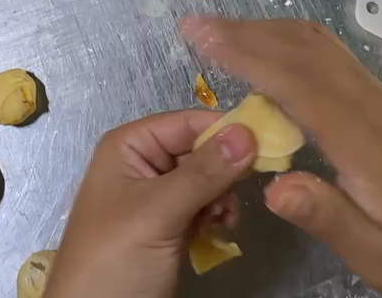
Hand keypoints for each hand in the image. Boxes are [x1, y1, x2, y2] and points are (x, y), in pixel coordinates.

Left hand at [45, 109, 256, 297]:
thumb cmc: (116, 259)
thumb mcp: (158, 213)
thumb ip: (202, 173)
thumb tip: (246, 133)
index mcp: (130, 145)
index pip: (185, 122)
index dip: (224, 128)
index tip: (266, 141)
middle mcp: (143, 163)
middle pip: (198, 149)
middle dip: (223, 169)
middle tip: (242, 191)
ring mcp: (156, 197)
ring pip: (205, 180)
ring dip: (221, 195)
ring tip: (223, 218)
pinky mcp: (168, 227)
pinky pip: (202, 206)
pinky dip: (216, 214)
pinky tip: (220, 228)